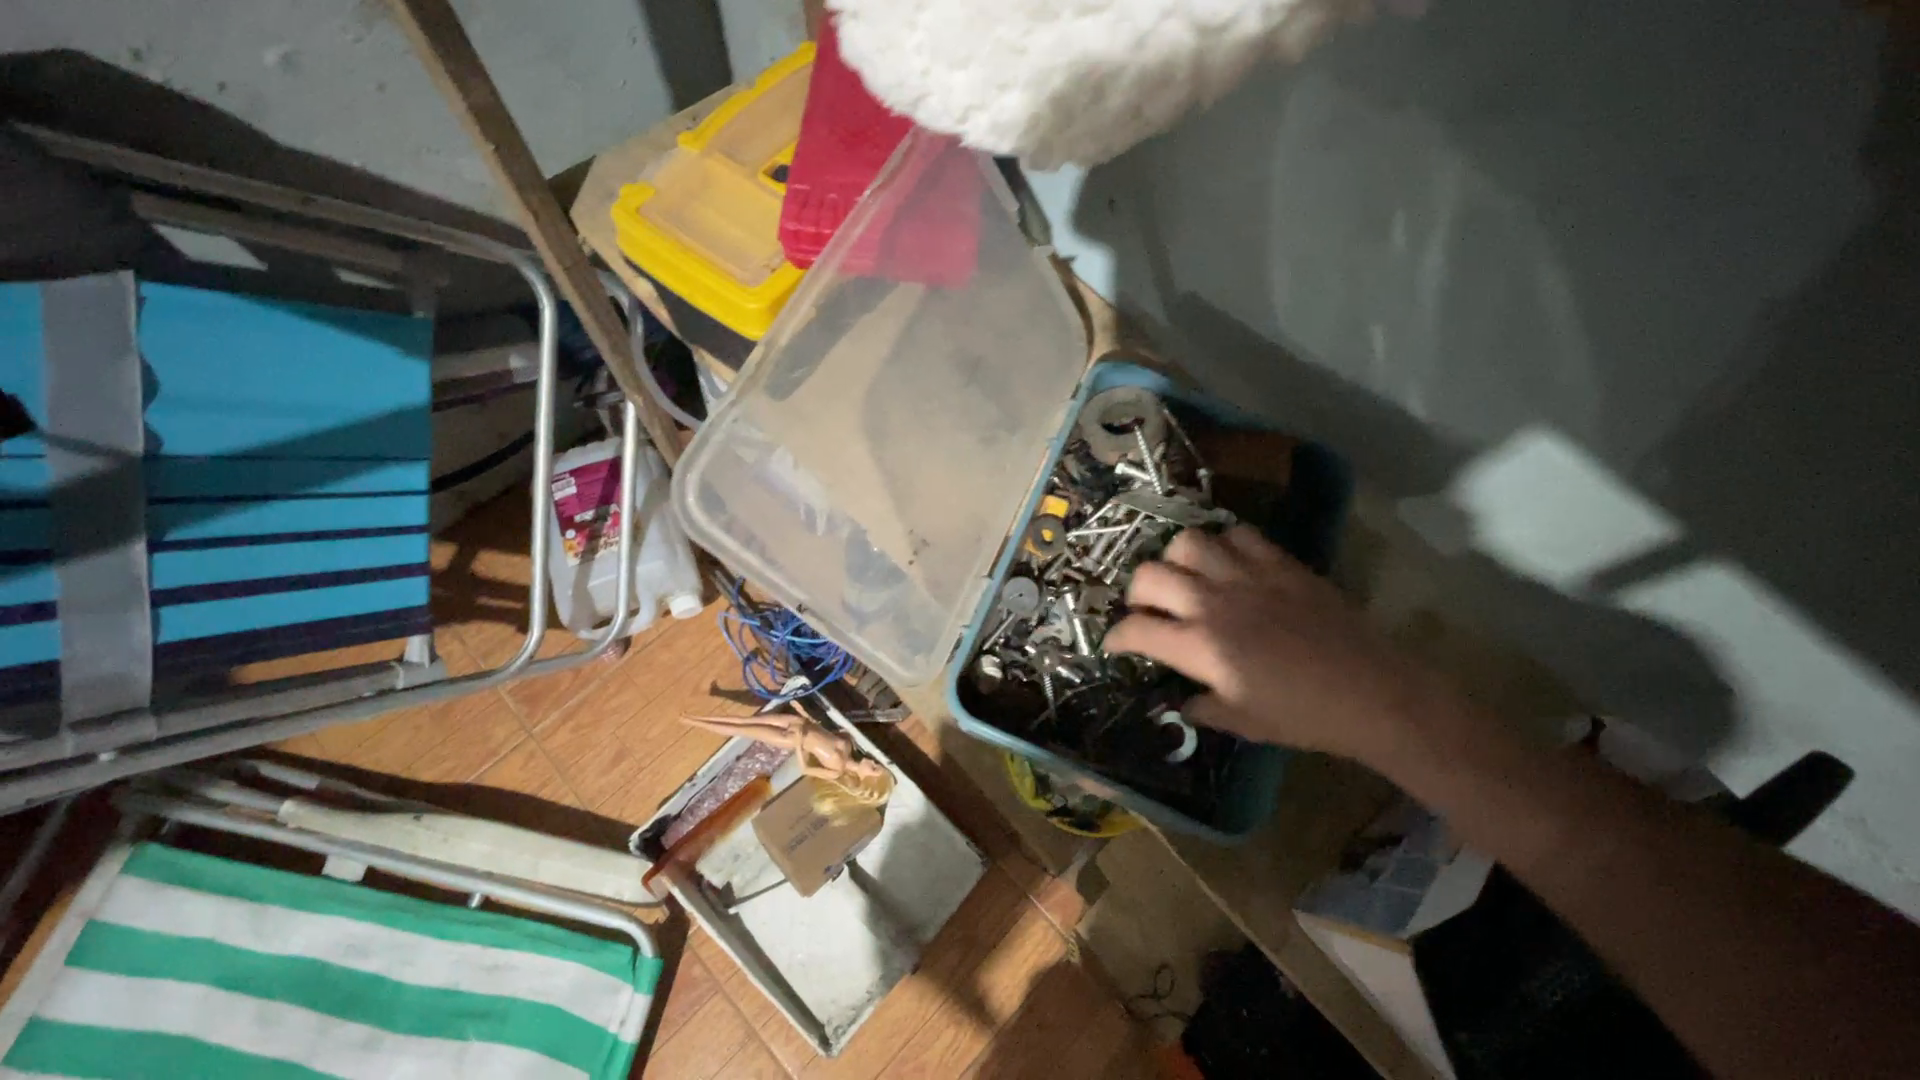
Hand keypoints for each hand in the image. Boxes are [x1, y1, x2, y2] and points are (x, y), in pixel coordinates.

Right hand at [1102, 525, 1449, 764]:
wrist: (1374, 691)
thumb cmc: (1304, 716)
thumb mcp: (1244, 723)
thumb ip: (1202, 707)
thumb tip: (1181, 701)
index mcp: (1201, 647)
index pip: (1136, 629)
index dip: (1117, 637)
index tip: (1117, 644)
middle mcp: (1214, 602)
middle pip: (1149, 575)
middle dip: (1136, 594)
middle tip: (1148, 610)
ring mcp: (1248, 576)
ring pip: (1187, 542)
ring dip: (1175, 561)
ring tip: (1185, 579)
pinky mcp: (1280, 563)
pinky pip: (1237, 534)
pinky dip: (1222, 545)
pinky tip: (1227, 565)